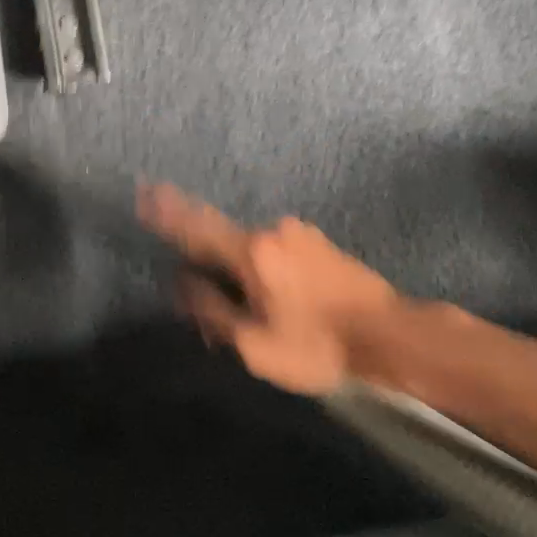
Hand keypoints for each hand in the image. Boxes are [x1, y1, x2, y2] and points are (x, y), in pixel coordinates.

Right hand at [138, 183, 406, 394]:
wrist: (392, 337)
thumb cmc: (318, 345)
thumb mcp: (254, 343)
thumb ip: (213, 311)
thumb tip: (183, 286)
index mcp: (252, 252)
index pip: (197, 227)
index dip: (167, 212)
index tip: (144, 191)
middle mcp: (274, 232)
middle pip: (226, 244)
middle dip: (214, 271)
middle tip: (217, 312)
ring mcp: (302, 236)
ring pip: (255, 252)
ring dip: (245, 277)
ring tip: (256, 318)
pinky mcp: (322, 247)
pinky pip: (278, 255)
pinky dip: (268, 275)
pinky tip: (281, 306)